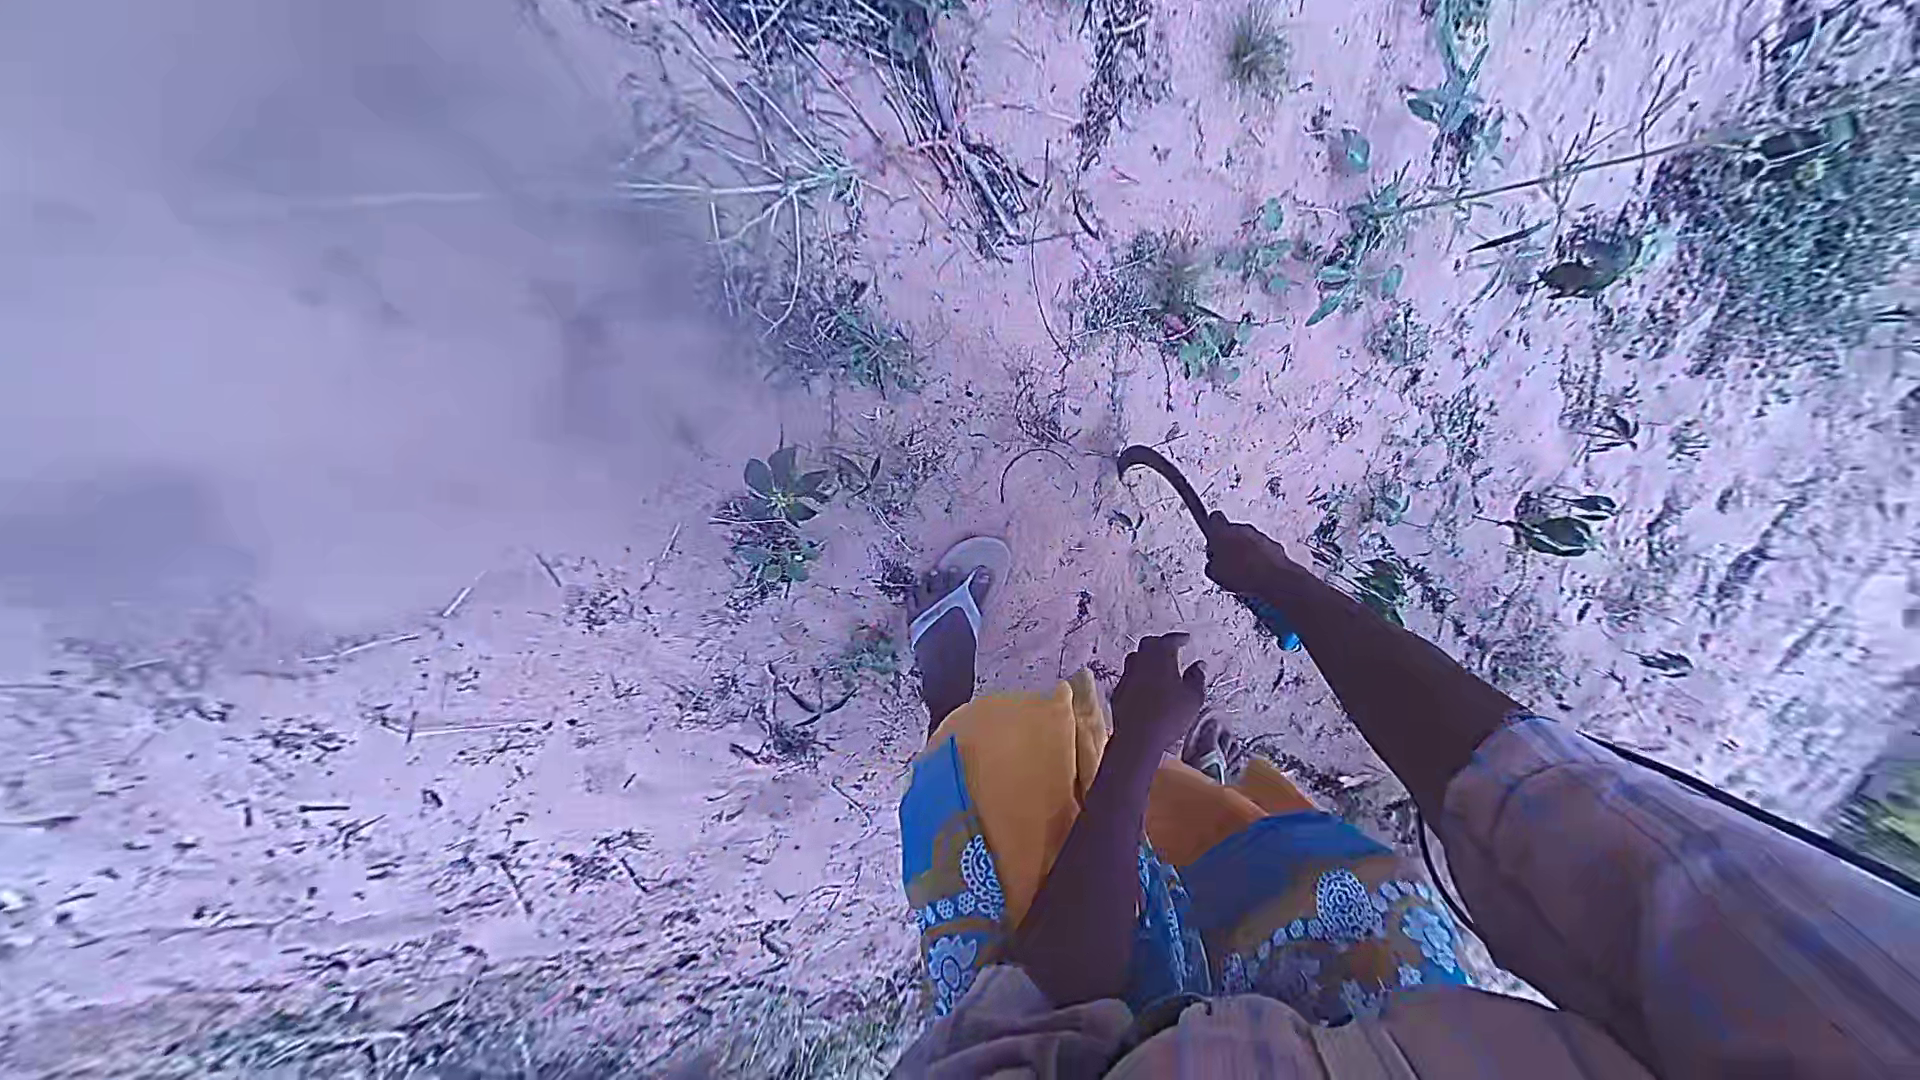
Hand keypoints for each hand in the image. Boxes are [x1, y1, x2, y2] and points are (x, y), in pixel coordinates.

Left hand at [1109, 633, 1206, 757]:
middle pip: (1148, 644)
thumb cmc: (1170, 715)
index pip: (1168, 640)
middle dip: (1160, 644)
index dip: (1178, 638)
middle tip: (1171, 648)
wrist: (1138, 735)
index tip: (1185, 639)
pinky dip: (1139, 674)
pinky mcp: (1118, 690)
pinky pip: (1129, 675)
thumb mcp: (1193, 697)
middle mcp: (1140, 661)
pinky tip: (1146, 684)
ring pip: (1136, 658)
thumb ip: (1197, 677)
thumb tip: (1199, 665)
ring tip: (1158, 665)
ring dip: (1147, 658)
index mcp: (1160, 658)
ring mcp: (1127, 675)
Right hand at [1203, 511, 1294, 594]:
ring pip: (1248, 539)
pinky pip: (1262, 548)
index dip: (1212, 527)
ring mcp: (1259, 536)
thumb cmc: (1242, 574)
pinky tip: (1256, 572)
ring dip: (1245, 550)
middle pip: (1232, 530)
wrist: (1271, 579)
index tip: (1212, 537)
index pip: (1214, 518)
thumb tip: (1213, 564)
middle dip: (1230, 543)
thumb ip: (1212, 563)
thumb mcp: (1215, 573)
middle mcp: (1241, 528)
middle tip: (1227, 560)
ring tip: (1242, 570)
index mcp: (1222, 531)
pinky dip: (1259, 556)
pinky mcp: (1274, 545)